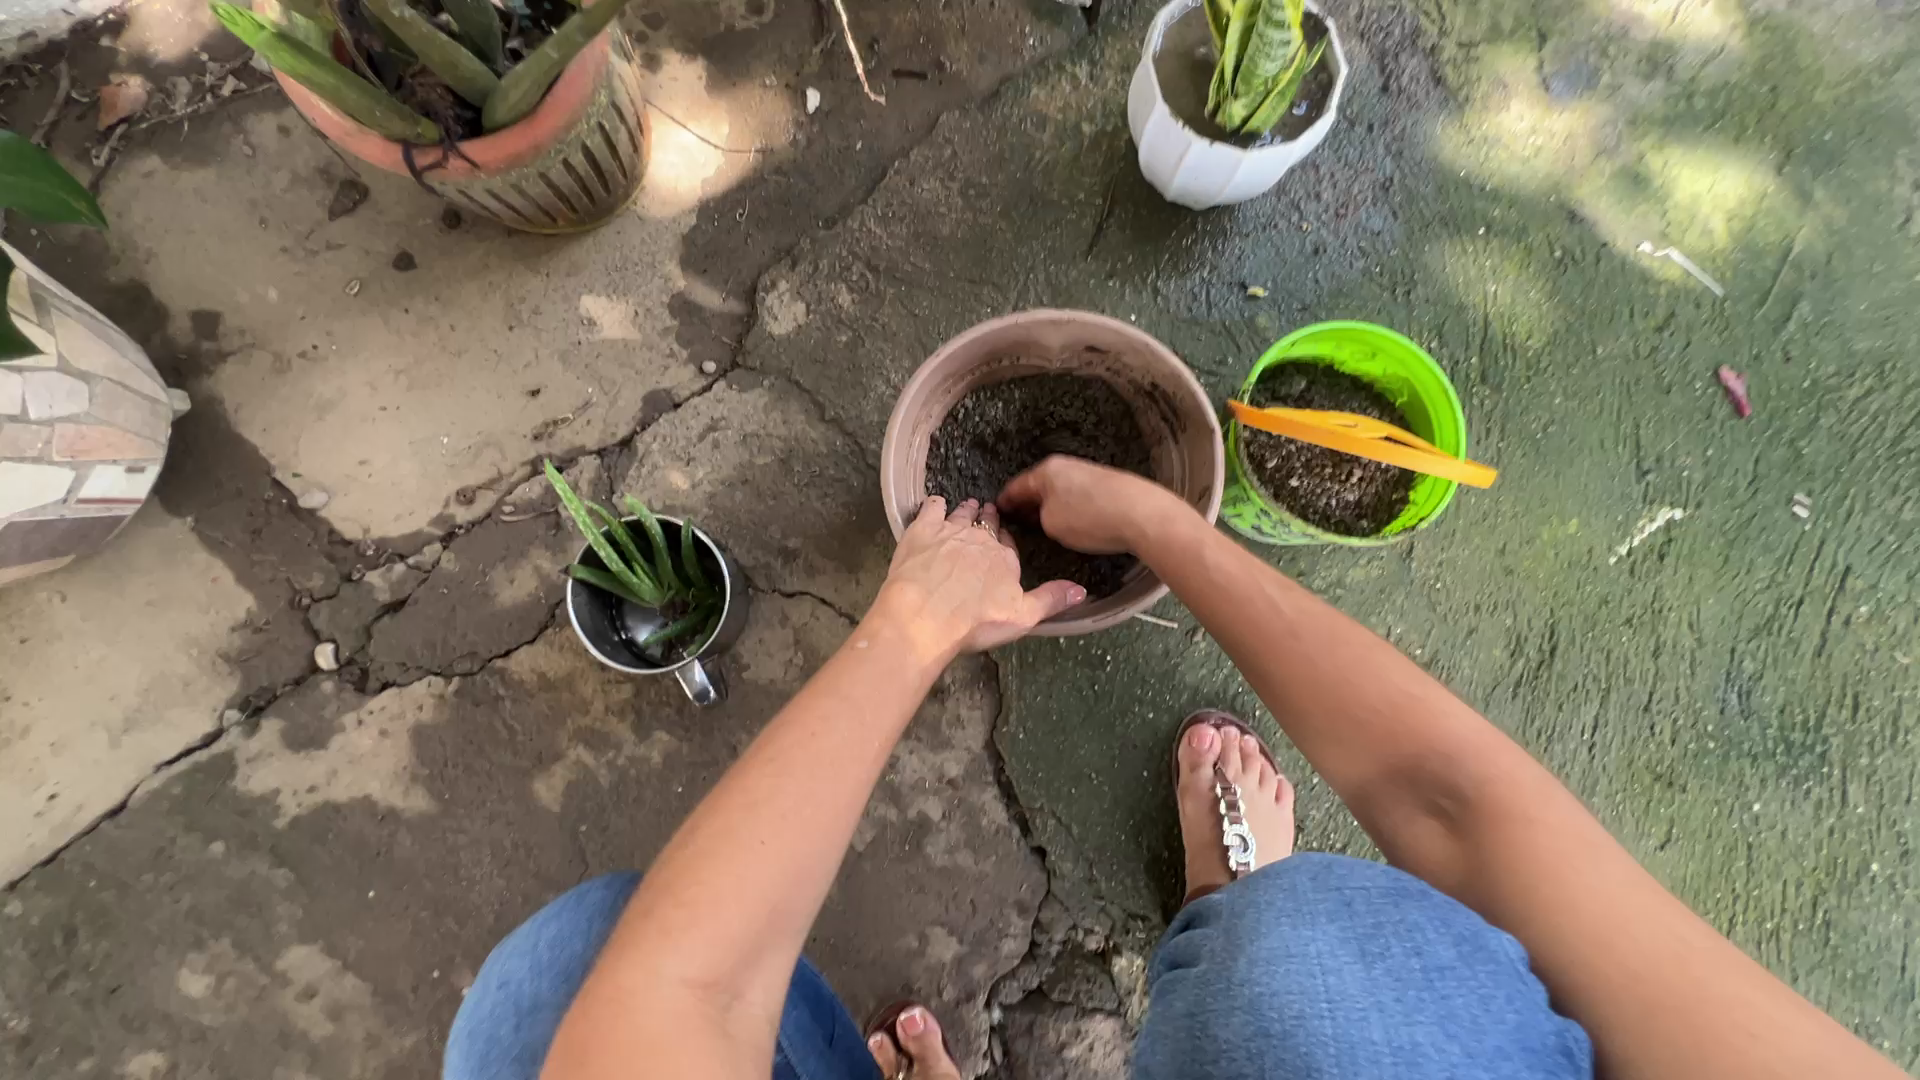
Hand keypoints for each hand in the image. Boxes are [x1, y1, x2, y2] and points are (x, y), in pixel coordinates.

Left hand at [872, 496, 1086, 659]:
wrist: (926, 615)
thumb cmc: (974, 621)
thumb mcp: (1022, 617)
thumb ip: (1050, 600)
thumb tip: (1081, 590)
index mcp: (1005, 559)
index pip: (1009, 544)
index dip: (1006, 541)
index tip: (1004, 537)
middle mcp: (980, 539)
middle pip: (987, 525)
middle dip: (989, 519)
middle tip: (988, 512)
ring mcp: (950, 532)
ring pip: (962, 514)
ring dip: (966, 510)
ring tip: (969, 505)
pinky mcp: (923, 530)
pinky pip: (931, 507)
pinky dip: (935, 504)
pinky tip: (935, 503)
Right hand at [996, 455, 1192, 554]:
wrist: (1142, 514)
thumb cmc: (1091, 518)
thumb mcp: (1051, 524)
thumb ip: (1039, 517)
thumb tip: (1044, 514)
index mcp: (1046, 471)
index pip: (1016, 486)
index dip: (1005, 501)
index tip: (998, 510)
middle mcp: (1065, 466)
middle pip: (1038, 486)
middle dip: (1028, 502)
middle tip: (1019, 520)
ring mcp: (1087, 472)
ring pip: (1059, 490)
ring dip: (1050, 505)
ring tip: (1046, 524)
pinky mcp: (1106, 484)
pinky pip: (1078, 496)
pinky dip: (1070, 507)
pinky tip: (1074, 521)